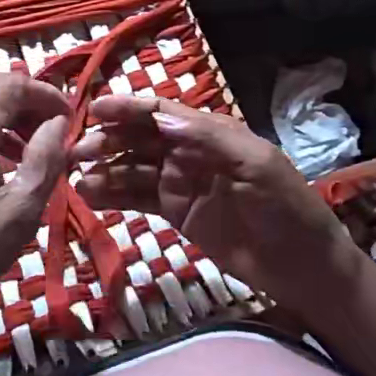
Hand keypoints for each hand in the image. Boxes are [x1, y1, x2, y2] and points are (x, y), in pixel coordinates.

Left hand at [0, 74, 72, 346]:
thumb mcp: (19, 213)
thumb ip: (45, 159)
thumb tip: (60, 122)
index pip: (12, 84)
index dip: (47, 94)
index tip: (74, 119)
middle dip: (32, 104)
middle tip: (61, 135)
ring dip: (13, 118)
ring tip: (41, 151)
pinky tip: (12, 163)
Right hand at [71, 96, 362, 308]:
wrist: (302, 267)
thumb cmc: (285, 207)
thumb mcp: (256, 164)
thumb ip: (208, 139)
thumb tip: (161, 119)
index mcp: (209, 132)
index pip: (160, 112)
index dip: (127, 109)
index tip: (94, 110)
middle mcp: (188, 151)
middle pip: (139, 138)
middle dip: (107, 140)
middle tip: (75, 152)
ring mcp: (178, 182)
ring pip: (132, 168)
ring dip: (103, 169)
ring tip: (73, 177)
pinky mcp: (174, 212)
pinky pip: (137, 198)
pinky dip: (112, 196)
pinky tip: (89, 196)